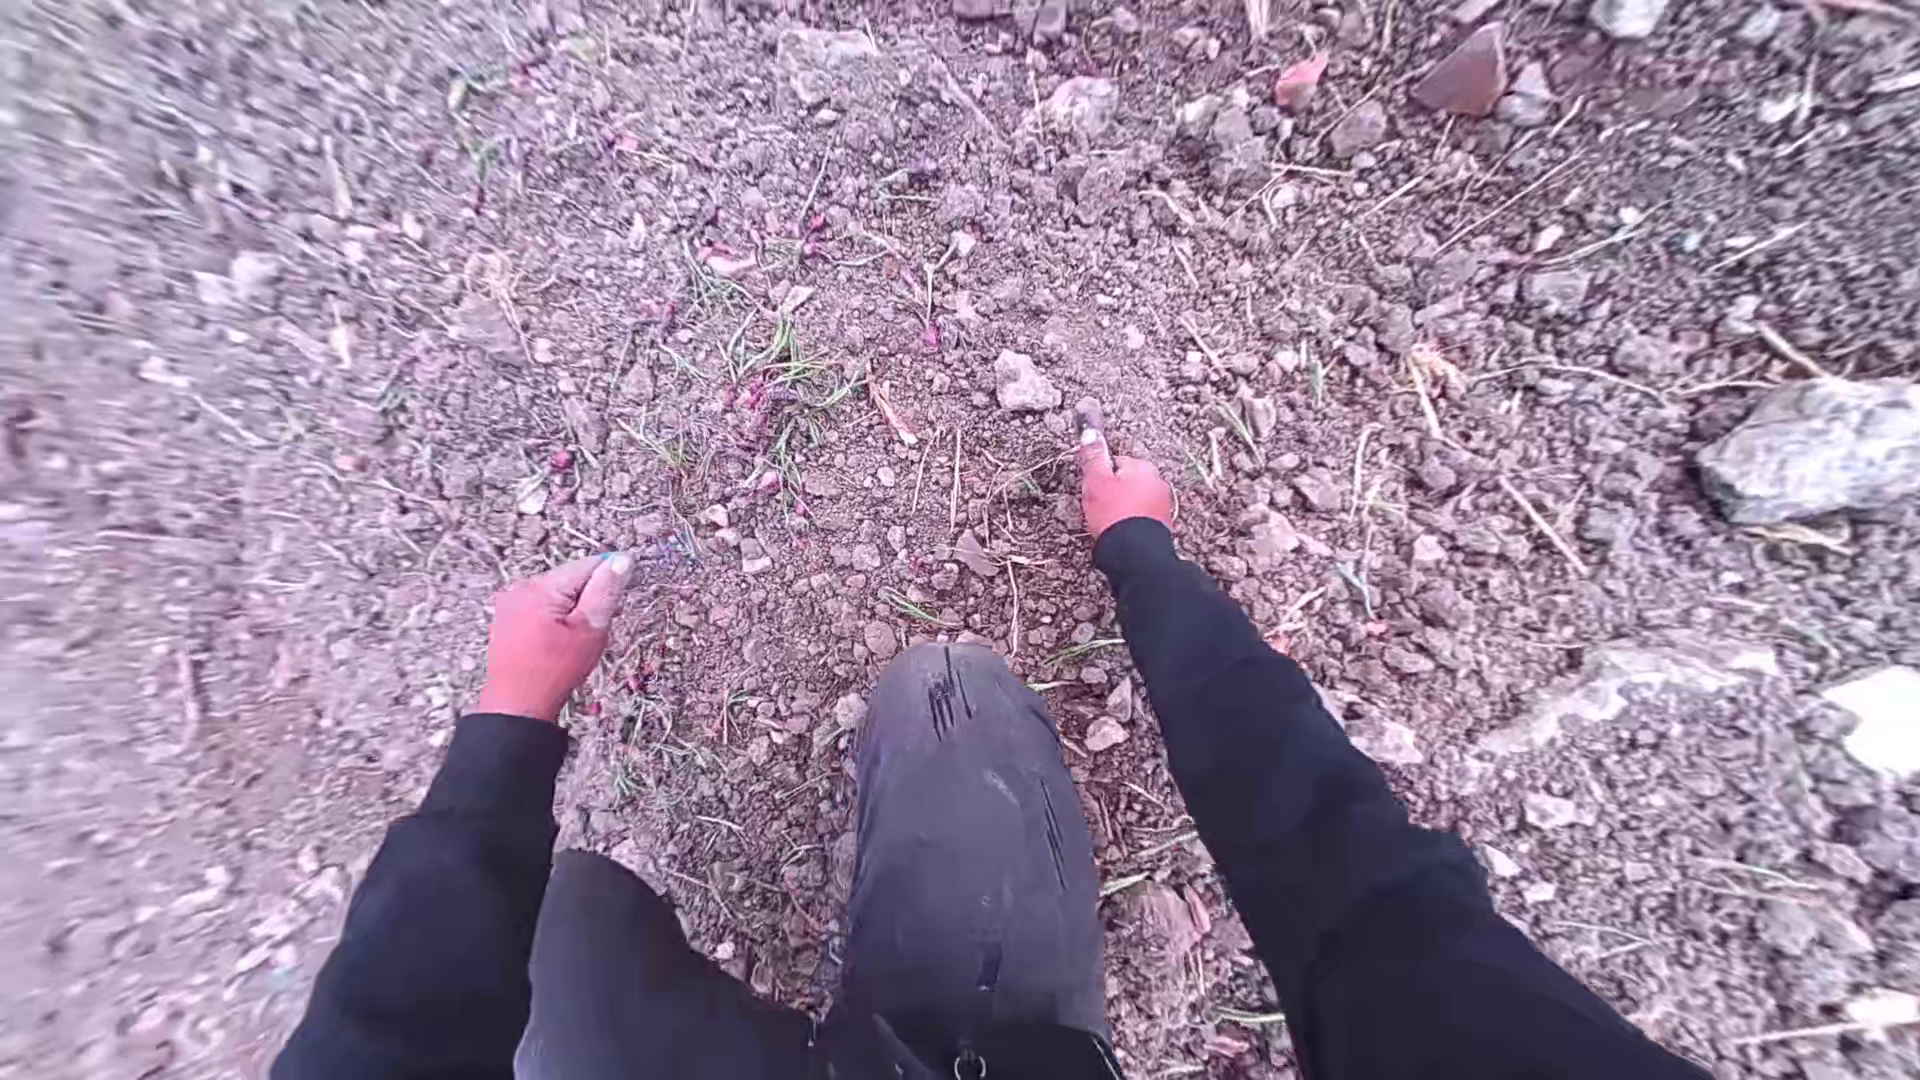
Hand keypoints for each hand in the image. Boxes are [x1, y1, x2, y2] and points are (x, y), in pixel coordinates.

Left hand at [473, 553, 631, 721]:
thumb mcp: (591, 627)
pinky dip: (561, 615)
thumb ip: (607, 590)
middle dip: (593, 594)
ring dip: (577, 606)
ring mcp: (511, 603)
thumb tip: (622, 560)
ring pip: (560, 592)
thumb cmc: (554, 669)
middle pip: (573, 577)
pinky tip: (564, 637)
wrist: (518, 706)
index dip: (612, 578)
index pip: (589, 565)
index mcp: (540, 588)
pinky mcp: (509, 618)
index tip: (622, 599)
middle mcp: (521, 589)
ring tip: (581, 634)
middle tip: (600, 623)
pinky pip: (544, 604)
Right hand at [1077, 428, 1172, 540]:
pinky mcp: (1161, 525)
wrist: (1135, 553)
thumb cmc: (1114, 515)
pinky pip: (1139, 517)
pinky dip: (1129, 523)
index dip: (1099, 477)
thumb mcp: (1096, 482)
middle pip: (1125, 481)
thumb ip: (1093, 457)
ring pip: (1133, 500)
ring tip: (1107, 523)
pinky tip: (1119, 532)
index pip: (1115, 463)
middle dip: (1111, 493)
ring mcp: (1161, 504)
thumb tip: (1090, 432)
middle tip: (1098, 508)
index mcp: (1142, 467)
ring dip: (1121, 509)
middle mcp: (1157, 482)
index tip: (1092, 490)